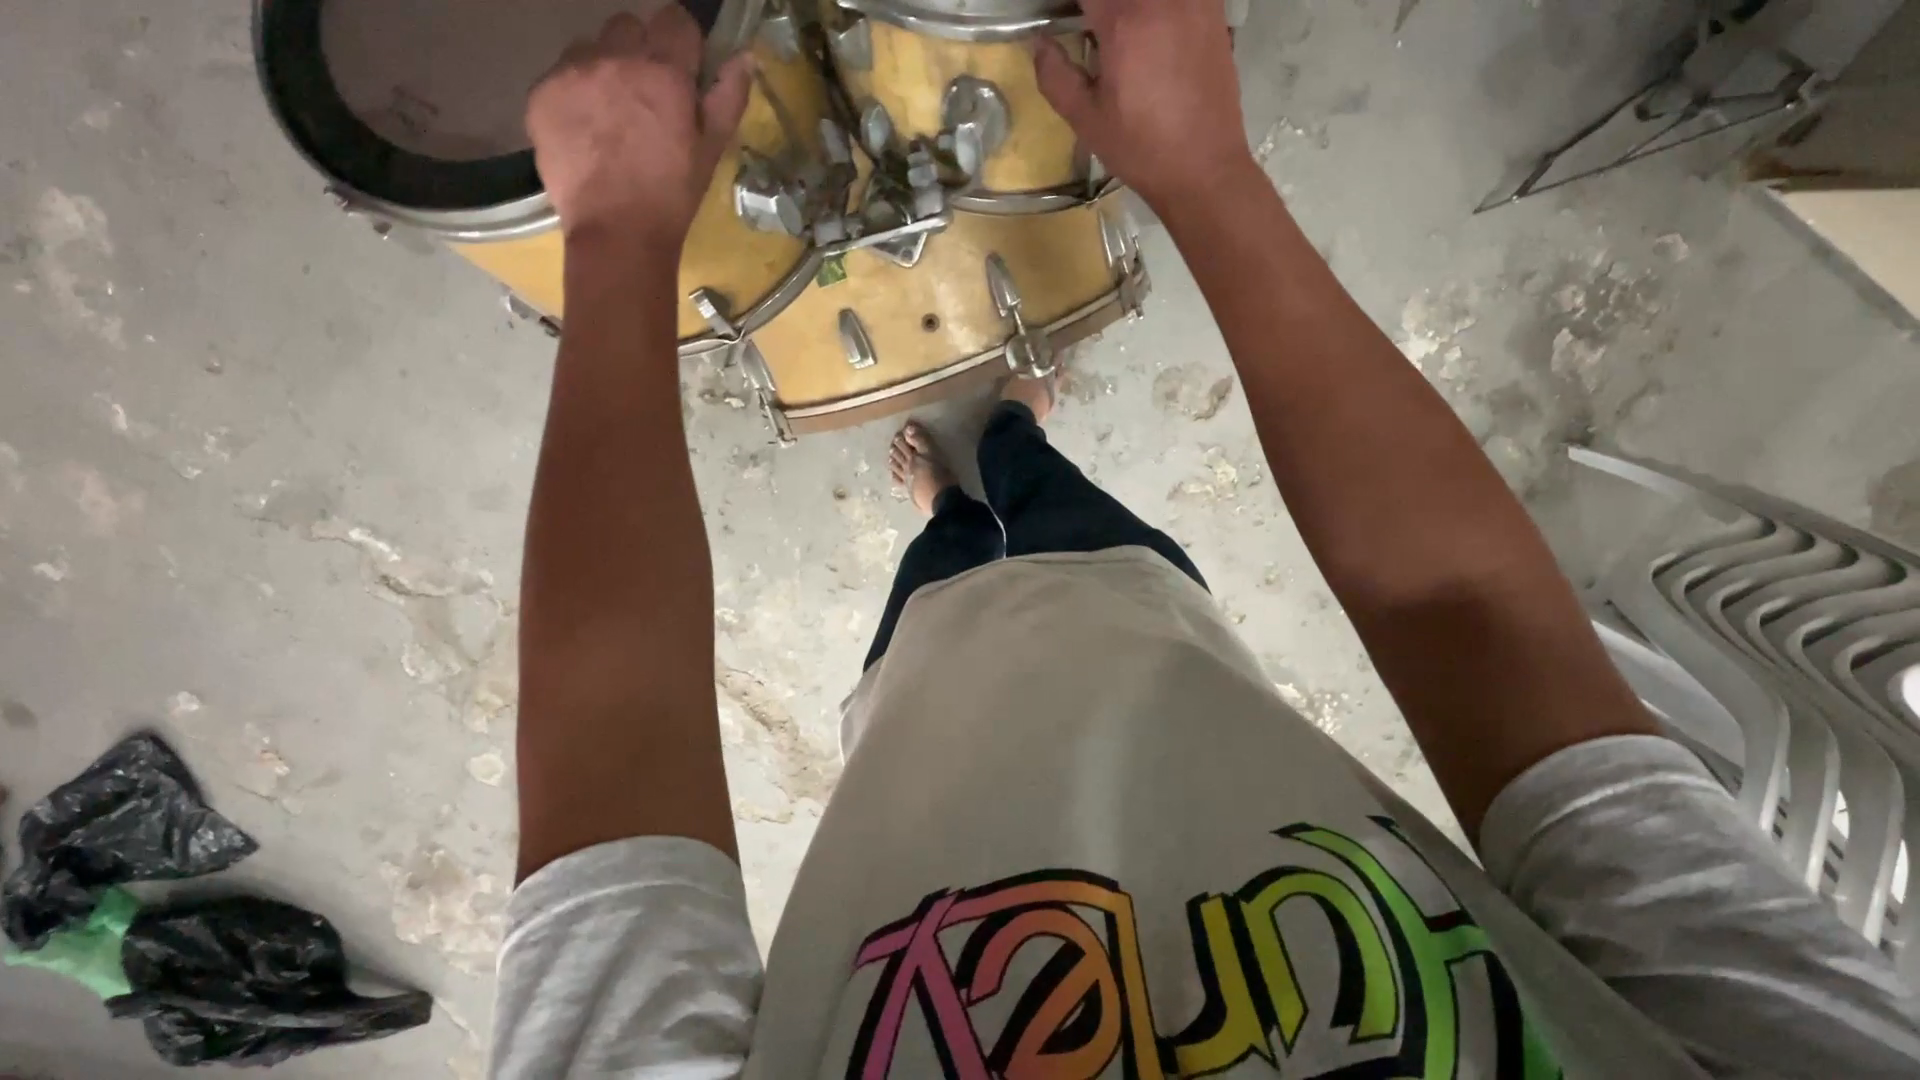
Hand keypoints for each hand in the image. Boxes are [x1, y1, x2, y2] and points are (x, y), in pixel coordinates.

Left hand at [527, 5, 752, 244]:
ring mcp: (572, 72)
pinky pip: (561, 75)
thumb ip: (728, 97)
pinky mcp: (542, 93)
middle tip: (646, 96)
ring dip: (604, 68)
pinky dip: (574, 94)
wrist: (617, 233)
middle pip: (629, 27)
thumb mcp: (712, 150)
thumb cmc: (672, 195)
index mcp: (664, 72)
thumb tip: (744, 57)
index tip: (684, 71)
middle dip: (641, 52)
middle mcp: (615, 58)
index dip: (682, 44)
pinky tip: (586, 132)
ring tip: (611, 114)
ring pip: (591, 46)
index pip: (675, 20)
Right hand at [1035, 0, 1255, 211]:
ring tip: (1115, 28)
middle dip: (1100, 5)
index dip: (1070, 2)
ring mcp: (1193, 0)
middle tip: (1089, 22)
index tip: (1065, 16)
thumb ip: (1055, 75)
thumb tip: (1040, 43)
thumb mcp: (1086, 120)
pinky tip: (1155, 27)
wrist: (1203, 167)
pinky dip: (1160, 8)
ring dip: (1128, 8)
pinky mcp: (1214, 11)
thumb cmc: (1140, 149)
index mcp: (1123, 22)